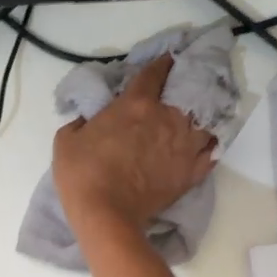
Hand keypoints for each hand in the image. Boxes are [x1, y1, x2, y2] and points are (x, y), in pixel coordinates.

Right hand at [52, 53, 215, 235]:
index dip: (161, 63)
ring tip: (200, 112)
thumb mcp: (66, 141)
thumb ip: (81, 122)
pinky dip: (210, 143)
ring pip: (206, 118)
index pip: (154, 73)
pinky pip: (211, 150)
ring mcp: (185, 144)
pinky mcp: (192, 171)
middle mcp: (168, 117)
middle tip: (186, 82)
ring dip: (203, 112)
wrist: (106, 215)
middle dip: (188, 82)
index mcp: (136, 104)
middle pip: (188, 90)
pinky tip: (206, 141)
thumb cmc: (82, 175)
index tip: (165, 60)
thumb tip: (89, 120)